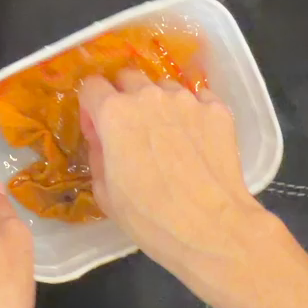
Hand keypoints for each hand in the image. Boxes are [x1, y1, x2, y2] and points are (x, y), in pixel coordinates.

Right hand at [79, 70, 278, 284]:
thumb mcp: (105, 193)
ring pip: (164, 88)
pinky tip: (197, 140)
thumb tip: (104, 141)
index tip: (98, 131)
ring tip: (169, 137)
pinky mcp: (216, 109)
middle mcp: (148, 95)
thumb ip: (98, 155)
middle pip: (128, 78)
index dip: (91, 108)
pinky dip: (193, 114)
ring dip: (159, 105)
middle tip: (132, 131)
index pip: (92, 86)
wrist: (212, 229)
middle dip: (124, 98)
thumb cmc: (150, 218)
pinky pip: (198, 100)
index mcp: (114, 113)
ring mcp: (186, 99)